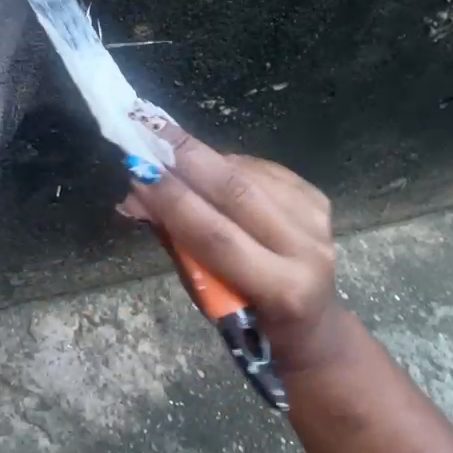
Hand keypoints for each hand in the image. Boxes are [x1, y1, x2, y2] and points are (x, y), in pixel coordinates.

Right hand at [118, 113, 350, 372]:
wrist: (311, 322)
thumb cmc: (247, 316)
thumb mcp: (206, 292)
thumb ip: (174, 240)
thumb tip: (134, 197)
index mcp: (280, 290)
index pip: (217, 236)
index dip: (175, 200)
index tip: (137, 169)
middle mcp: (307, 253)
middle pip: (238, 192)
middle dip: (187, 158)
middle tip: (147, 130)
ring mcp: (317, 223)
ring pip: (247, 173)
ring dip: (202, 156)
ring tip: (168, 144)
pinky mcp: (318, 199)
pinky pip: (262, 167)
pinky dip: (227, 161)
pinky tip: (209, 165)